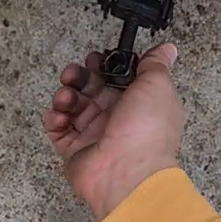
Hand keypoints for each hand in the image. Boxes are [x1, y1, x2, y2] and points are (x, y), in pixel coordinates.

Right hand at [42, 43, 184, 221]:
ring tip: (66, 97)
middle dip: (78, 76)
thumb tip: (165, 50)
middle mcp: (116, 119)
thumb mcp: (157, 85)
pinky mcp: (75, 151)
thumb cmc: (146, 132)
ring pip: (72, 107)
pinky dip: (54, 119)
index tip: (95, 58)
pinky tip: (59, 115)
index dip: (103, 65)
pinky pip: (58, 130)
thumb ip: (155, 64)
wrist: (126, 172)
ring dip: (65, 95)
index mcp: (137, 103)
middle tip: (73, 74)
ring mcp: (94, 136)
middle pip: (90, 89)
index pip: (115, 78)